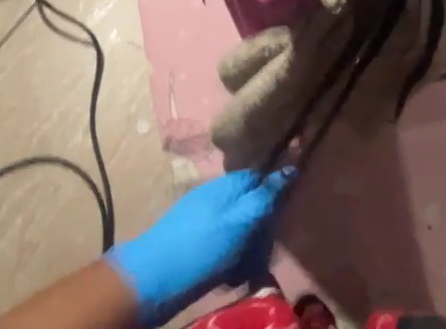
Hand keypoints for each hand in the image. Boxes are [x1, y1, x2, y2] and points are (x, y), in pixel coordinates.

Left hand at [106, 168, 291, 324]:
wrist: (153, 278)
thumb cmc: (203, 246)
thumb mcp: (241, 220)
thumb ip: (266, 195)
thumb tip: (291, 168)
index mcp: (229, 184)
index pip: (262, 177)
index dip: (277, 193)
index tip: (288, 216)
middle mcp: (218, 196)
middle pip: (253, 205)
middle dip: (263, 229)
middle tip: (265, 252)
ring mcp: (206, 219)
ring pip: (241, 229)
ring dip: (250, 249)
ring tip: (249, 269)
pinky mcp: (198, 242)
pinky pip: (226, 245)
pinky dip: (233, 259)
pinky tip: (232, 276)